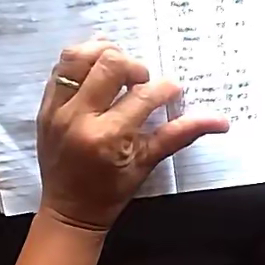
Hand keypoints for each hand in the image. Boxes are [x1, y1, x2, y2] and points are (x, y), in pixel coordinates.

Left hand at [36, 39, 228, 231]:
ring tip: (118, 68)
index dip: (165, 88)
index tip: (172, 91)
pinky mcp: (44, 107)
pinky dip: (81, 62)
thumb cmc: (111, 191)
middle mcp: (78, 118)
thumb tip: (220, 121)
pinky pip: (59, 68)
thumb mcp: (147, 163)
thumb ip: (179, 135)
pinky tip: (97, 70)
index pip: (143, 96)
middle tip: (142, 82)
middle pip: (110, 64)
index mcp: (107, 137)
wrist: (69, 210)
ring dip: (104, 54)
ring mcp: (57, 110)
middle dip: (135, 66)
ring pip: (78, 57)